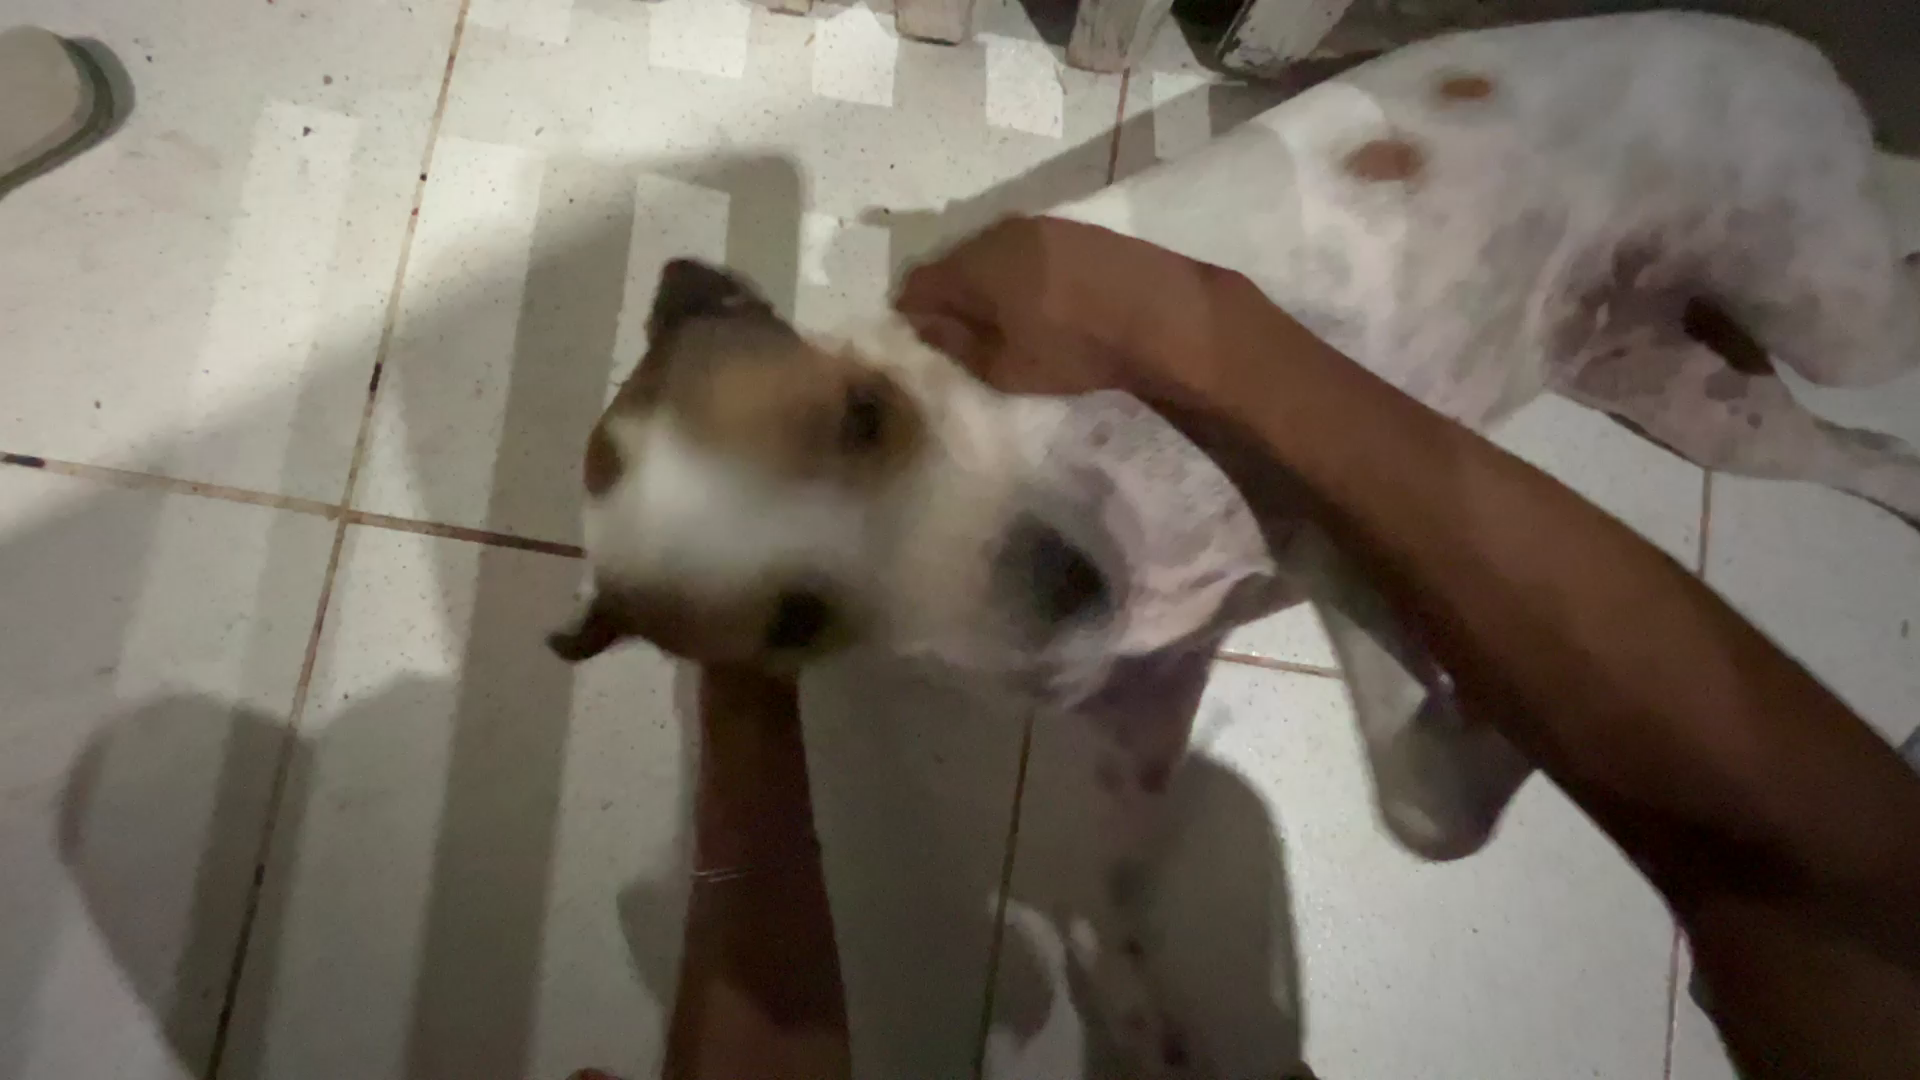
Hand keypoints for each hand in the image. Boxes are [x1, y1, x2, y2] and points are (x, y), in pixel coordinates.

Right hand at [894, 216, 1238, 406]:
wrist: (1161, 314)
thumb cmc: (1074, 349)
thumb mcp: (1003, 367)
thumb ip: (954, 343)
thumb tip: (922, 322)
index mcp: (974, 264)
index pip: (918, 282)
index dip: (910, 312)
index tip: (920, 338)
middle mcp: (998, 231)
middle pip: (952, 261)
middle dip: (946, 294)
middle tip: (959, 332)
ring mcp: (1038, 223)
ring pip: (988, 251)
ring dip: (983, 281)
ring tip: (1000, 318)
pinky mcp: (1071, 226)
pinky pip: (1021, 247)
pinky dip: (1014, 271)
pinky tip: (1034, 297)